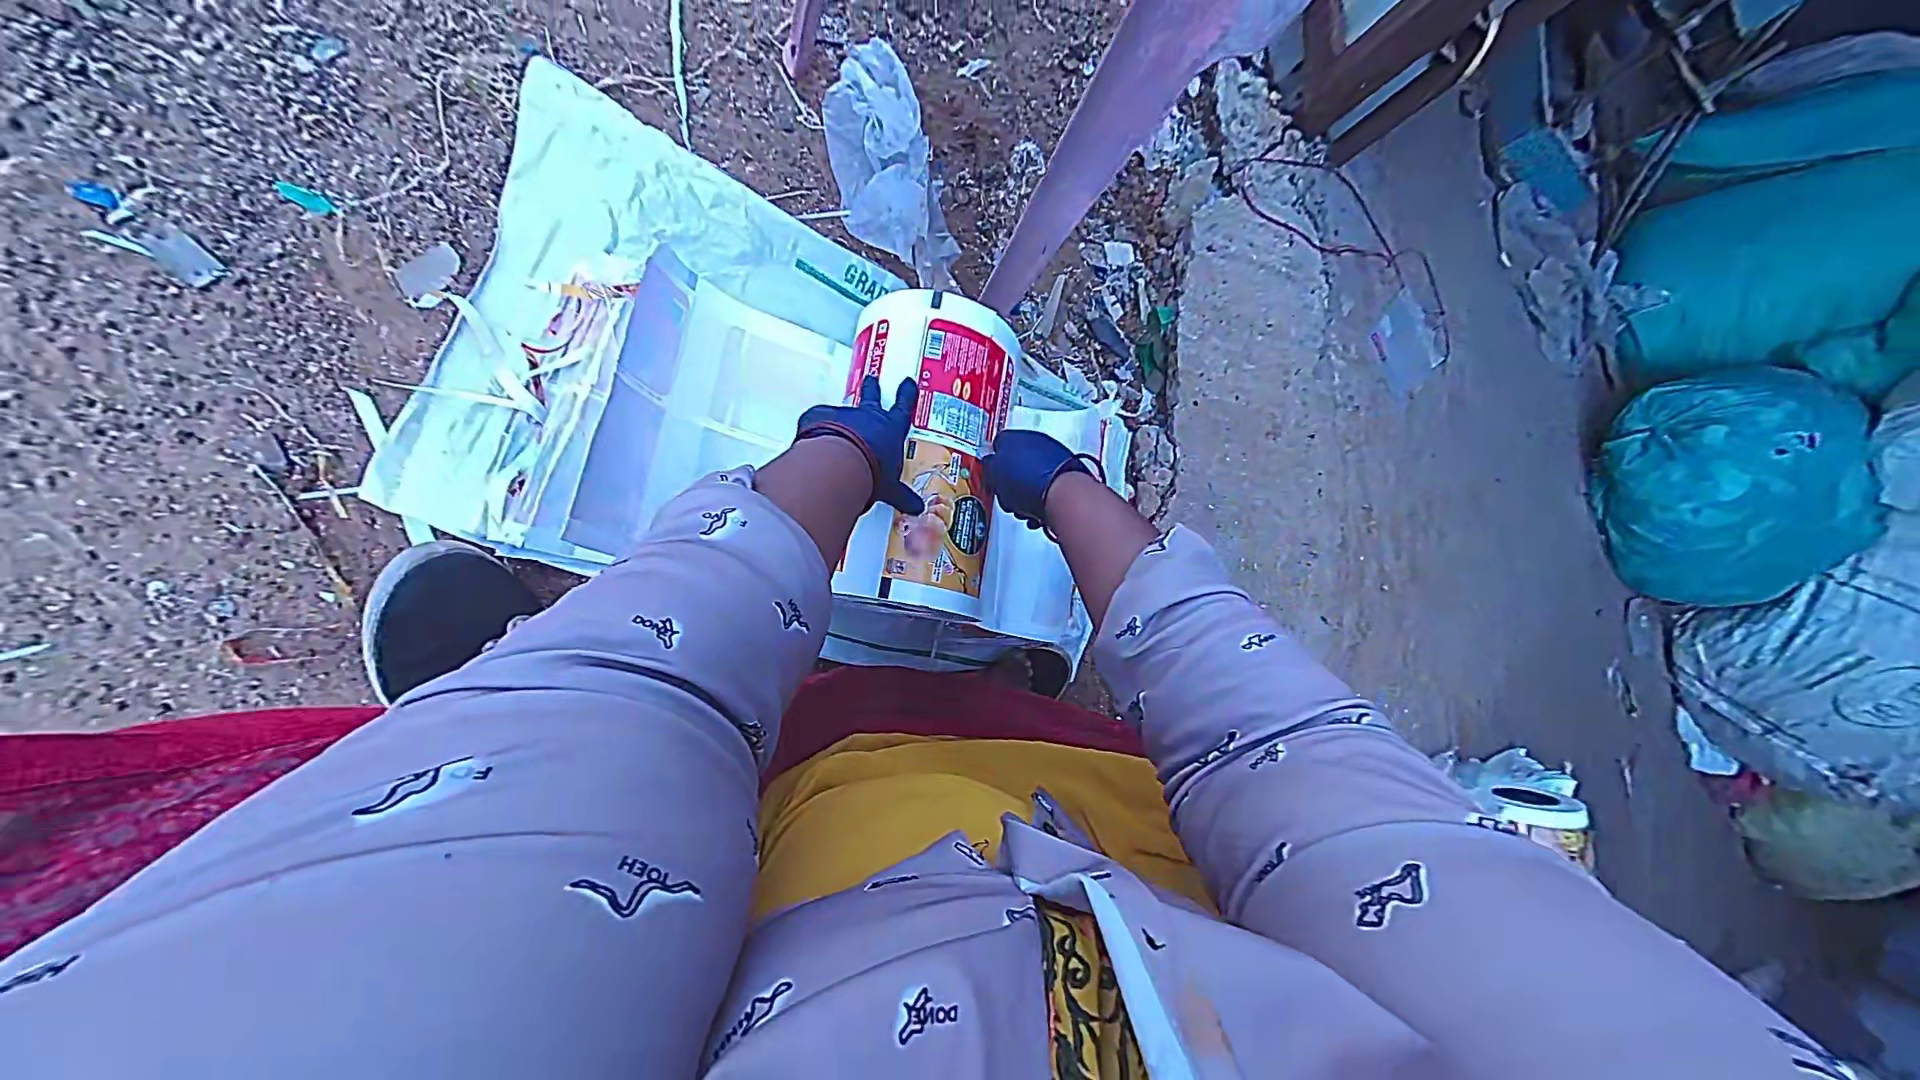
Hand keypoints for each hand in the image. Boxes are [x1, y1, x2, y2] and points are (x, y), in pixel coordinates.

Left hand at [795, 376, 924, 514]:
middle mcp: (868, 417)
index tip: (907, 382)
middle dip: (872, 388)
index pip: (903, 408)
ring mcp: (842, 415)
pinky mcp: (817, 418)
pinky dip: (814, 430)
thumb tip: (916, 508)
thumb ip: (901, 496)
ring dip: (840, 418)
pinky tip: (811, 445)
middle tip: (871, 380)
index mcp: (890, 430)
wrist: (839, 466)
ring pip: (842, 411)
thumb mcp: (890, 488)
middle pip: (872, 396)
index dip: (906, 394)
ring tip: (834, 430)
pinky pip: (816, 421)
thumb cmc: (872, 472)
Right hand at [983, 429, 1092, 530]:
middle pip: (1016, 462)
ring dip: (1027, 494)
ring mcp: (1055, 458)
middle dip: (1011, 481)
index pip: (998, 444)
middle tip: (1006, 495)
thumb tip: (989, 466)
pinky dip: (1042, 501)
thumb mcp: (994, 476)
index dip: (993, 462)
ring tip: (1023, 509)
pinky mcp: (1068, 476)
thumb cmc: (1029, 483)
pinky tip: (1037, 514)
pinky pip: (1049, 489)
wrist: (1062, 496)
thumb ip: (989, 468)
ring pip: (1033, 478)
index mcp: (1014, 437)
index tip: (991, 475)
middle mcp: (1037, 442)